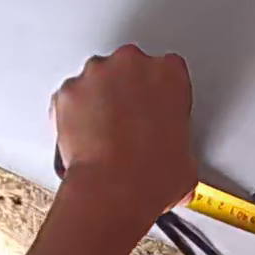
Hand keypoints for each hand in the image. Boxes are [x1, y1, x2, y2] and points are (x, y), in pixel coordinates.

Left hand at [53, 45, 196, 218]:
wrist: (114, 190)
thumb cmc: (148, 176)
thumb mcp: (186, 162)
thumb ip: (179, 143)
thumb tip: (174, 158)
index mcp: (169, 74)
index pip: (170, 71)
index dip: (163, 96)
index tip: (160, 113)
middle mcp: (132, 64)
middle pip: (130, 68)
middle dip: (130, 94)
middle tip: (132, 129)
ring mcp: (97, 74)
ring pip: (98, 80)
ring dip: (101, 102)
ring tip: (107, 139)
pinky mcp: (69, 91)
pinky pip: (71, 98)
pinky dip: (75, 115)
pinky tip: (87, 140)